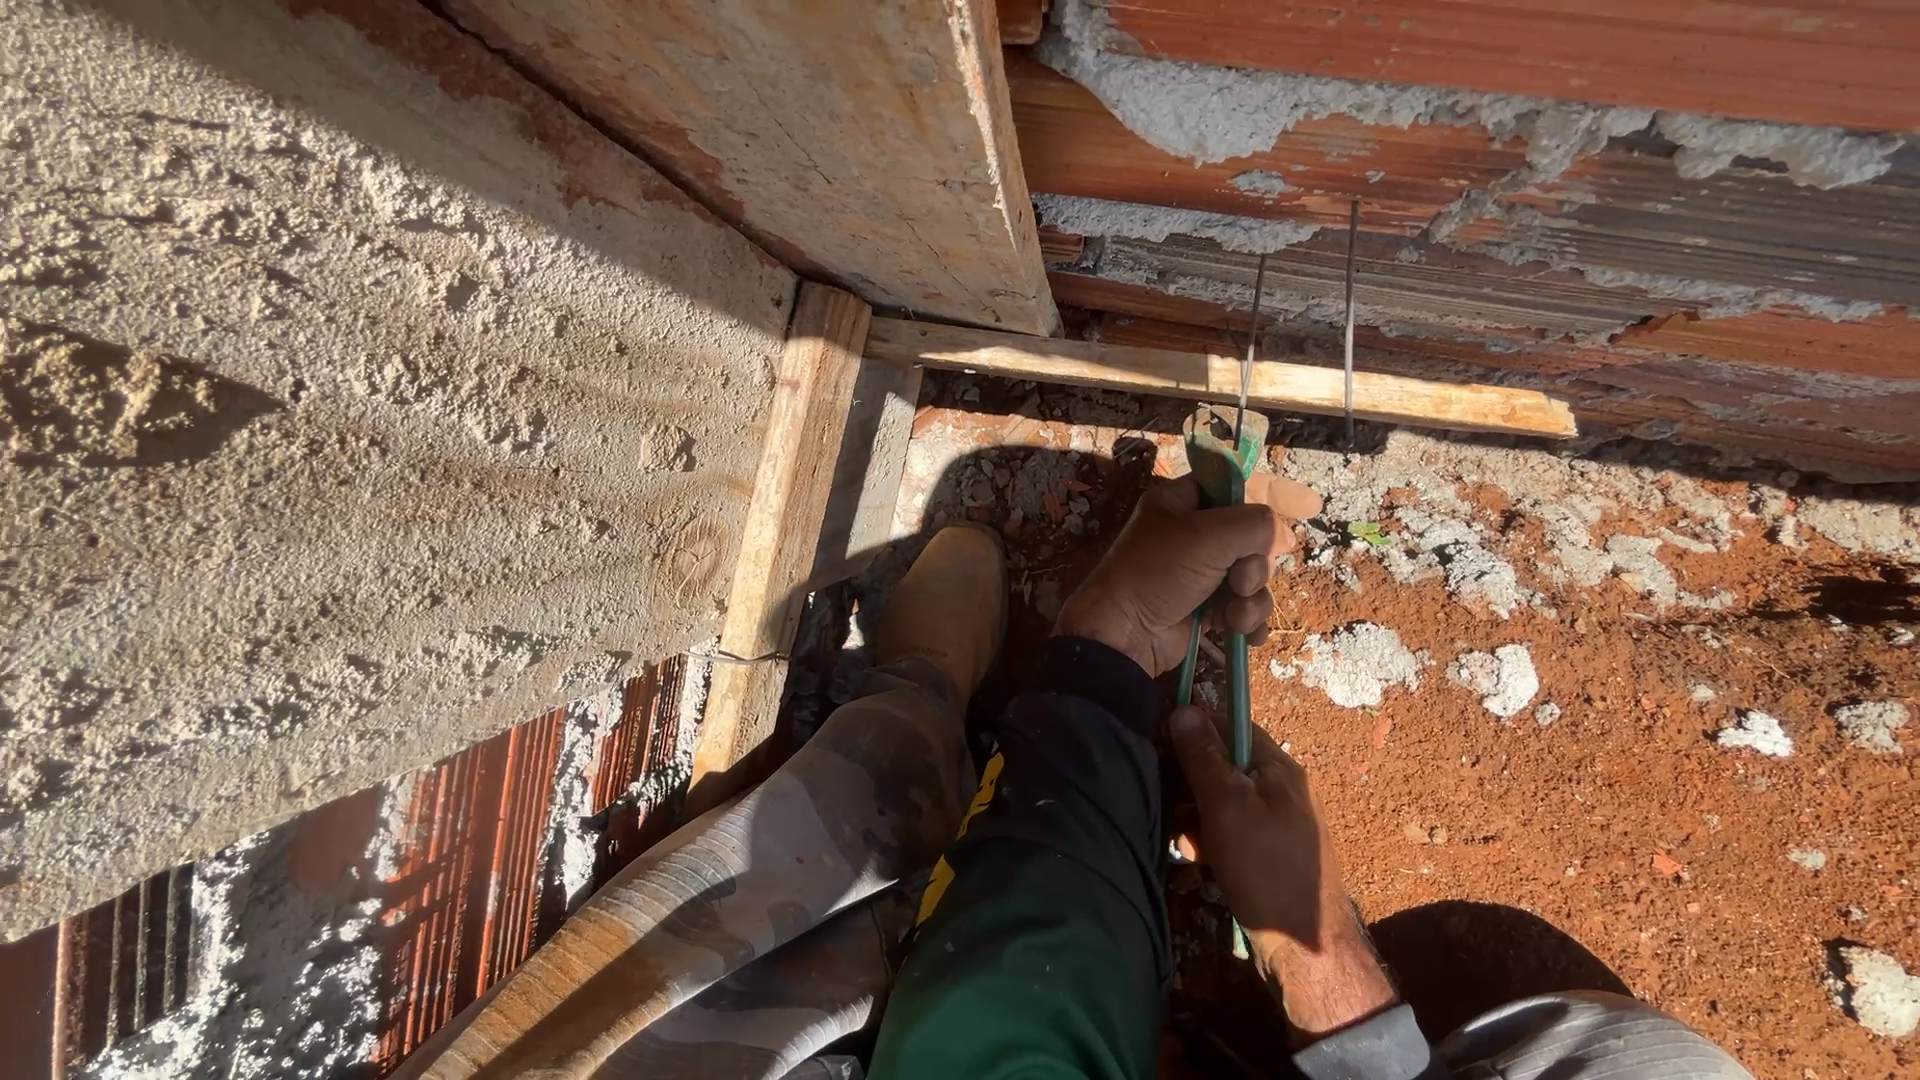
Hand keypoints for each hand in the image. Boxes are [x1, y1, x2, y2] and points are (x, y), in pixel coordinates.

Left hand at [1052, 473, 1320, 675]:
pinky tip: (1245, 634)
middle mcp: (1188, 534)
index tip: (1266, 530)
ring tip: (1237, 615)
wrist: (1124, 634)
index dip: (1251, 507)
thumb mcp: (1209, 535)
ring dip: (1253, 598)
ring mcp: (1197, 573)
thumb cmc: (1159, 572)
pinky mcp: (1203, 608)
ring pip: (1250, 576)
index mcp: (1178, 503)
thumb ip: (1256, 525)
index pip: (1227, 489)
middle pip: (1248, 538)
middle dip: (1254, 565)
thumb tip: (1283, 536)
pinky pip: (1242, 606)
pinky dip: (1248, 620)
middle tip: (1240, 581)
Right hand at [1169, 707, 1397, 1038]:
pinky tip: (1201, 861)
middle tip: (1173, 807)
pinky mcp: (1269, 853)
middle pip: (1223, 764)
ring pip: (1222, 800)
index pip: (1231, 724)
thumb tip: (1184, 707)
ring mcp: (1278, 823)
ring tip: (1187, 844)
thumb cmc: (1265, 869)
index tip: (1160, 743)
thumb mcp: (1227, 806)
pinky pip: (1231, 830)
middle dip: (1191, 783)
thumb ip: (1204, 757)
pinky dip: (1211, 840)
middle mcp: (1282, 789)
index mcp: (1280, 768)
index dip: (1194, 729)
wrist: (1306, 953)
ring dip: (1196, 816)